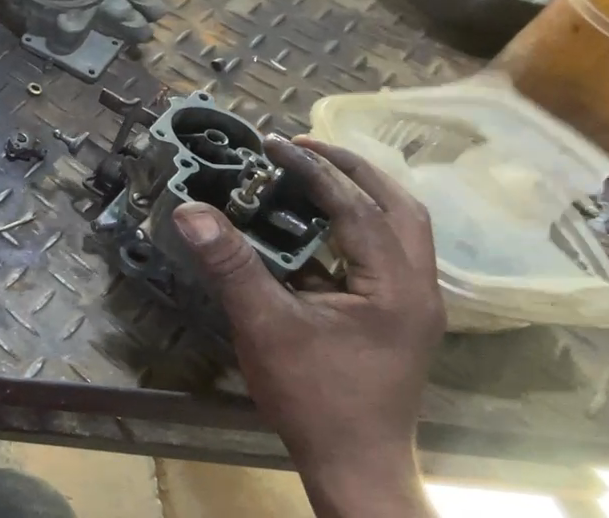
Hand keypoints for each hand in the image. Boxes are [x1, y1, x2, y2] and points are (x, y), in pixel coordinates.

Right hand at [172, 136, 444, 482]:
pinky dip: (354, 222)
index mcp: (396, 288)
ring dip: (359, 193)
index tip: (271, 144)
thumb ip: (231, 265)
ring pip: (401, 229)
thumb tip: (189, 209)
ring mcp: (414, 305)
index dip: (314, 170)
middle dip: (352, 169)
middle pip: (401, 208)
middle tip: (300, 146)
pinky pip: (385, 251)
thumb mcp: (264, 326)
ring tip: (308, 172)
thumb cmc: (315, 395)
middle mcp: (419, 289)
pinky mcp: (397, 317)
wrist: (355, 464)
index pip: (359, 208)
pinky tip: (313, 224)